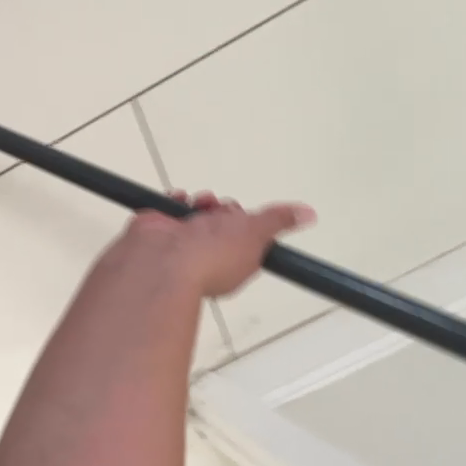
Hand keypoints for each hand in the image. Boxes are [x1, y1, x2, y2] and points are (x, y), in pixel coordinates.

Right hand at [121, 190, 316, 296]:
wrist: (161, 259)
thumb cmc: (213, 254)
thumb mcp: (256, 235)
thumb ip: (277, 222)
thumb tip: (309, 215)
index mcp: (231, 266)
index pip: (244, 240)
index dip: (247, 223)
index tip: (246, 216)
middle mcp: (205, 256)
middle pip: (221, 225)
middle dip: (224, 211)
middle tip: (221, 209)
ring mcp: (179, 245)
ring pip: (196, 216)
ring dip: (201, 204)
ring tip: (200, 203)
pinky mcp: (156, 231)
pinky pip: (169, 209)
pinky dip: (173, 200)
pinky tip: (177, 199)